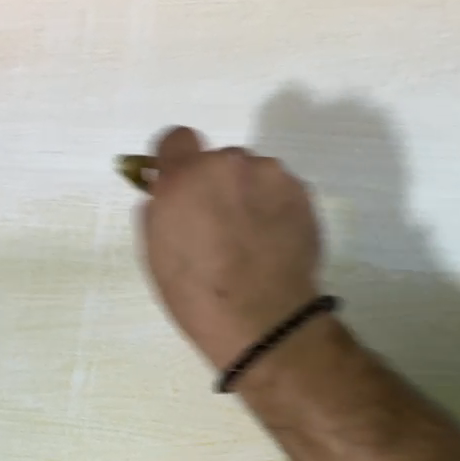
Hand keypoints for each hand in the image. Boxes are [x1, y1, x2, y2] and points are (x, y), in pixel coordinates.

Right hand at [136, 127, 324, 370]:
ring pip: (253, 173)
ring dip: (249, 195)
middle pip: (218, 160)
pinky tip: (274, 243)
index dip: (177, 162)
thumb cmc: (198, 297)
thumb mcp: (157, 257)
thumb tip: (164, 197)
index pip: (176, 139)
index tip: (183, 189)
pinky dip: (276, 208)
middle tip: (221, 227)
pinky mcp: (303, 191)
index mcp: (183, 178)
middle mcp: (227, 164)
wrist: (263, 321)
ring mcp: (270, 174)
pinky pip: (280, 190)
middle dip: (217, 185)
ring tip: (252, 239)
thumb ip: (158, 214)